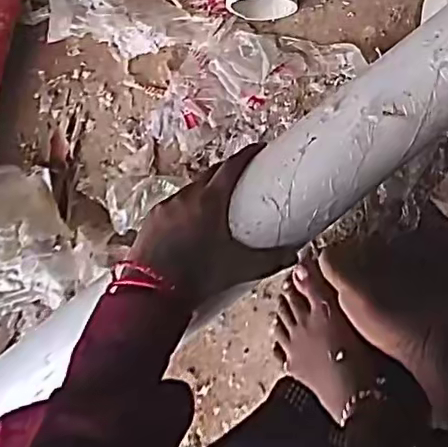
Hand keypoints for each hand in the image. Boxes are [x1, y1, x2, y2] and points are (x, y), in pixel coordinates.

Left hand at [129, 145, 295, 300]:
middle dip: (228, 170)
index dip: (248, 153)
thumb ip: (272, 260)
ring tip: (218, 202)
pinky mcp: (152, 219)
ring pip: (191, 189)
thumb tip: (295, 254)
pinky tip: (191, 222)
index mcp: (211, 199)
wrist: (153, 298)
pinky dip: (186, 207)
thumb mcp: (242, 268)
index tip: (260, 149)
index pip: (233, 165)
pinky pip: (174, 205)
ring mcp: (167, 206)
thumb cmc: (200, 279)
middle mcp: (188, 196)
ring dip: (206, 189)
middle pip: (212, 173)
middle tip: (243, 176)